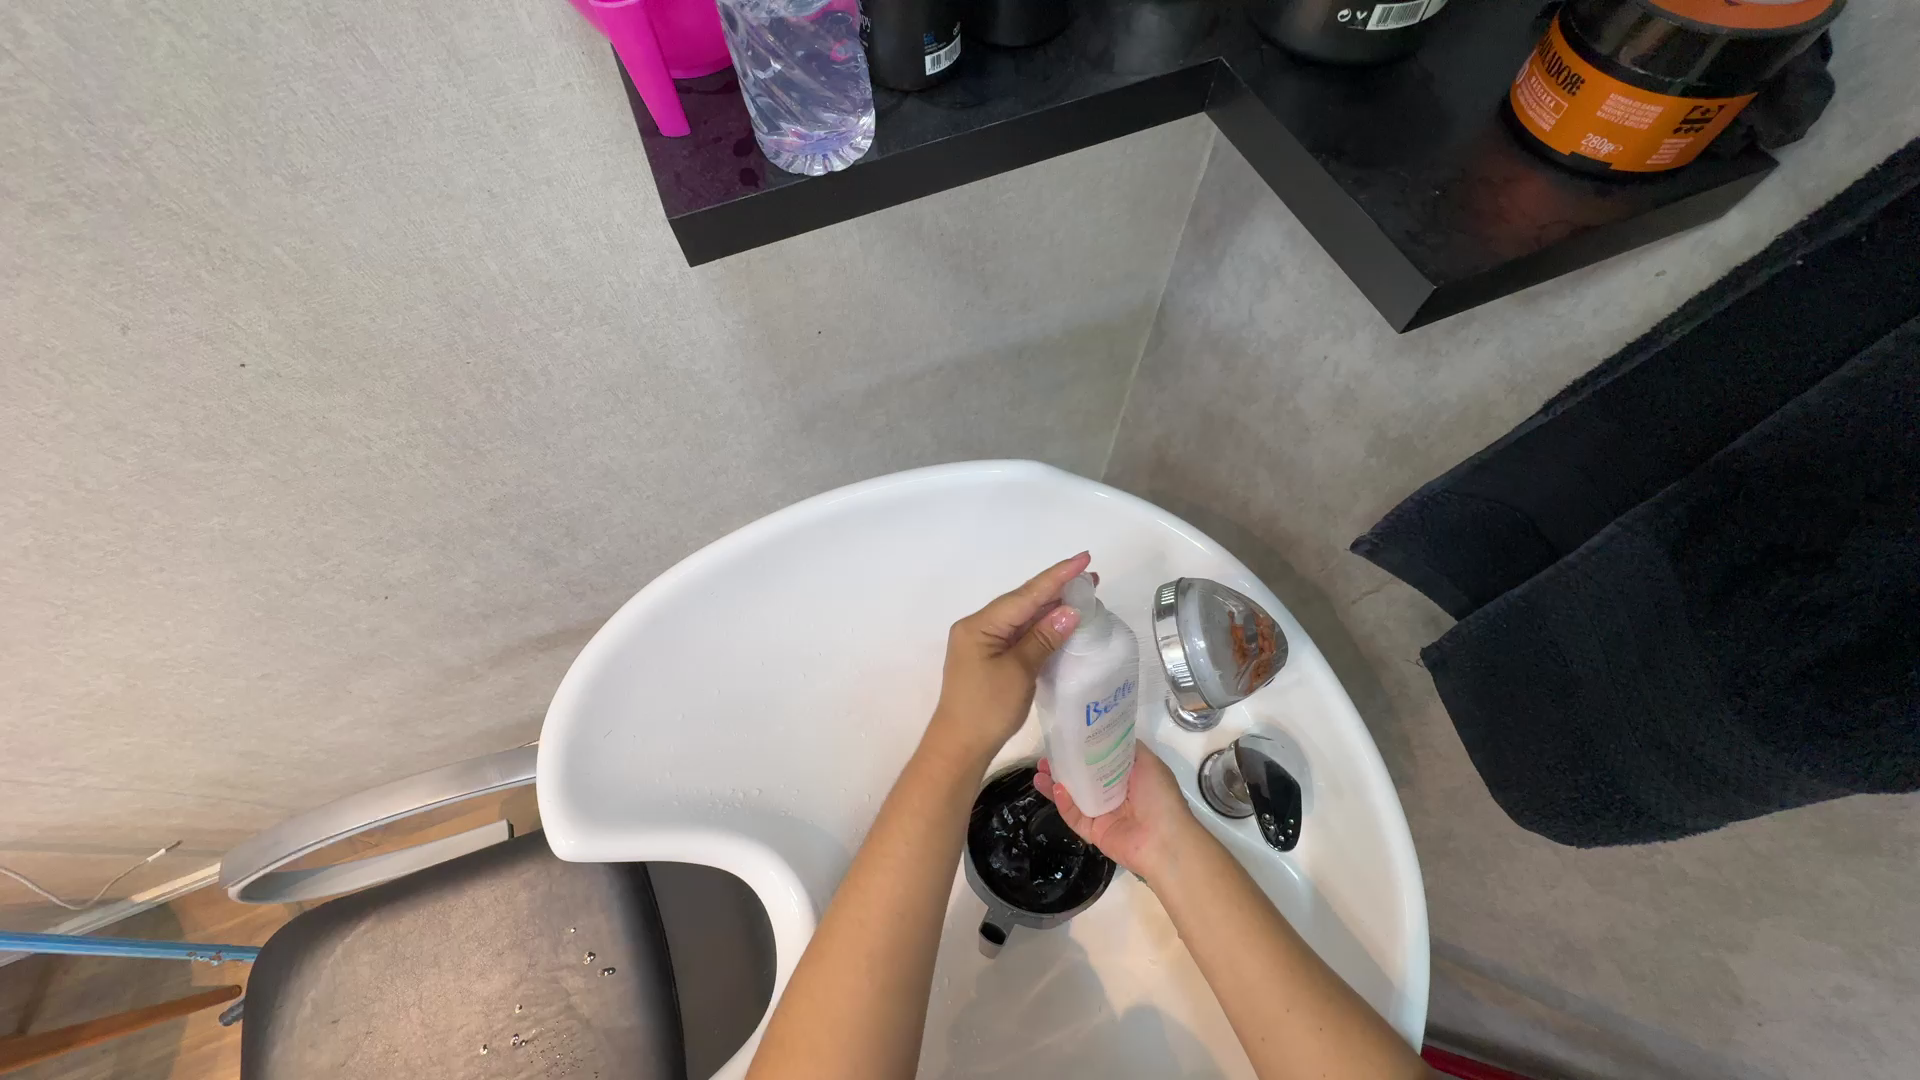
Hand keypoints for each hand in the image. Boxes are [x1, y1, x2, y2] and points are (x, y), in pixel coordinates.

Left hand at [923, 553, 1090, 767]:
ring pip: (1022, 617)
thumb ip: (1043, 638)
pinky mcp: (989, 658)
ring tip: (1083, 596)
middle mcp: (978, 627)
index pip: (1025, 594)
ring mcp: (983, 643)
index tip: (1084, 559)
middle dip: (1057, 589)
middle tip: (1092, 578)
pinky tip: (1060, 623)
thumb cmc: (987, 709)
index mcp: (980, 625)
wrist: (959, 747)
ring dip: (1051, 608)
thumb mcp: (1019, 671)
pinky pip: (1019, 634)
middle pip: (1023, 601)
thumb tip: (1069, 611)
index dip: (1057, 577)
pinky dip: (1041, 627)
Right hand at [1034, 745, 1202, 880]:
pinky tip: (1056, 789)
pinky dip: (1064, 804)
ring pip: (1073, 797)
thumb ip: (1127, 747)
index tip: (1064, 739)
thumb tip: (1109, 732)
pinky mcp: (1093, 832)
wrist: (1164, 840)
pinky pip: (1075, 817)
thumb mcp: (1148, 762)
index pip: (1099, 760)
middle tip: (1044, 758)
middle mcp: (1113, 794)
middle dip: (1062, 768)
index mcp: (1127, 777)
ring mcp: (1102, 814)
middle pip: (1081, 779)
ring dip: (1055, 785)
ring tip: (1038, 774)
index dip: (1082, 749)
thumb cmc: (1159, 796)